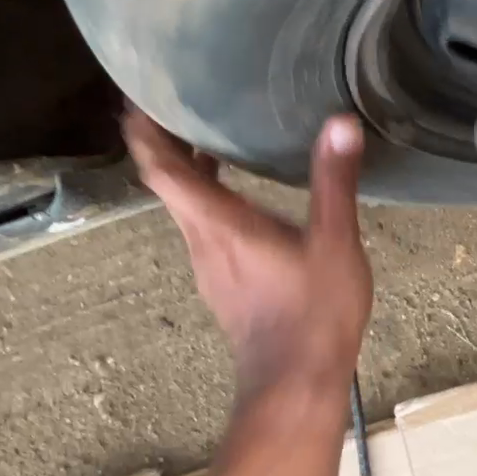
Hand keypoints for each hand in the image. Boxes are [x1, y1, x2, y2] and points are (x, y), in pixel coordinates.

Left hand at [123, 108, 372, 398]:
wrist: (297, 379)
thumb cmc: (314, 309)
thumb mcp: (335, 241)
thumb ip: (335, 182)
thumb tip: (340, 123)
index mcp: (221, 225)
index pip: (163, 170)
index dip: (144, 132)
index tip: (136, 97)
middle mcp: (203, 242)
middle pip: (167, 185)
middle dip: (164, 143)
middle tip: (176, 103)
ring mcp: (210, 266)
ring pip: (185, 208)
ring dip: (188, 171)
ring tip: (209, 137)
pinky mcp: (224, 282)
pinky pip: (204, 227)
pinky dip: (210, 198)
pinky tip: (240, 195)